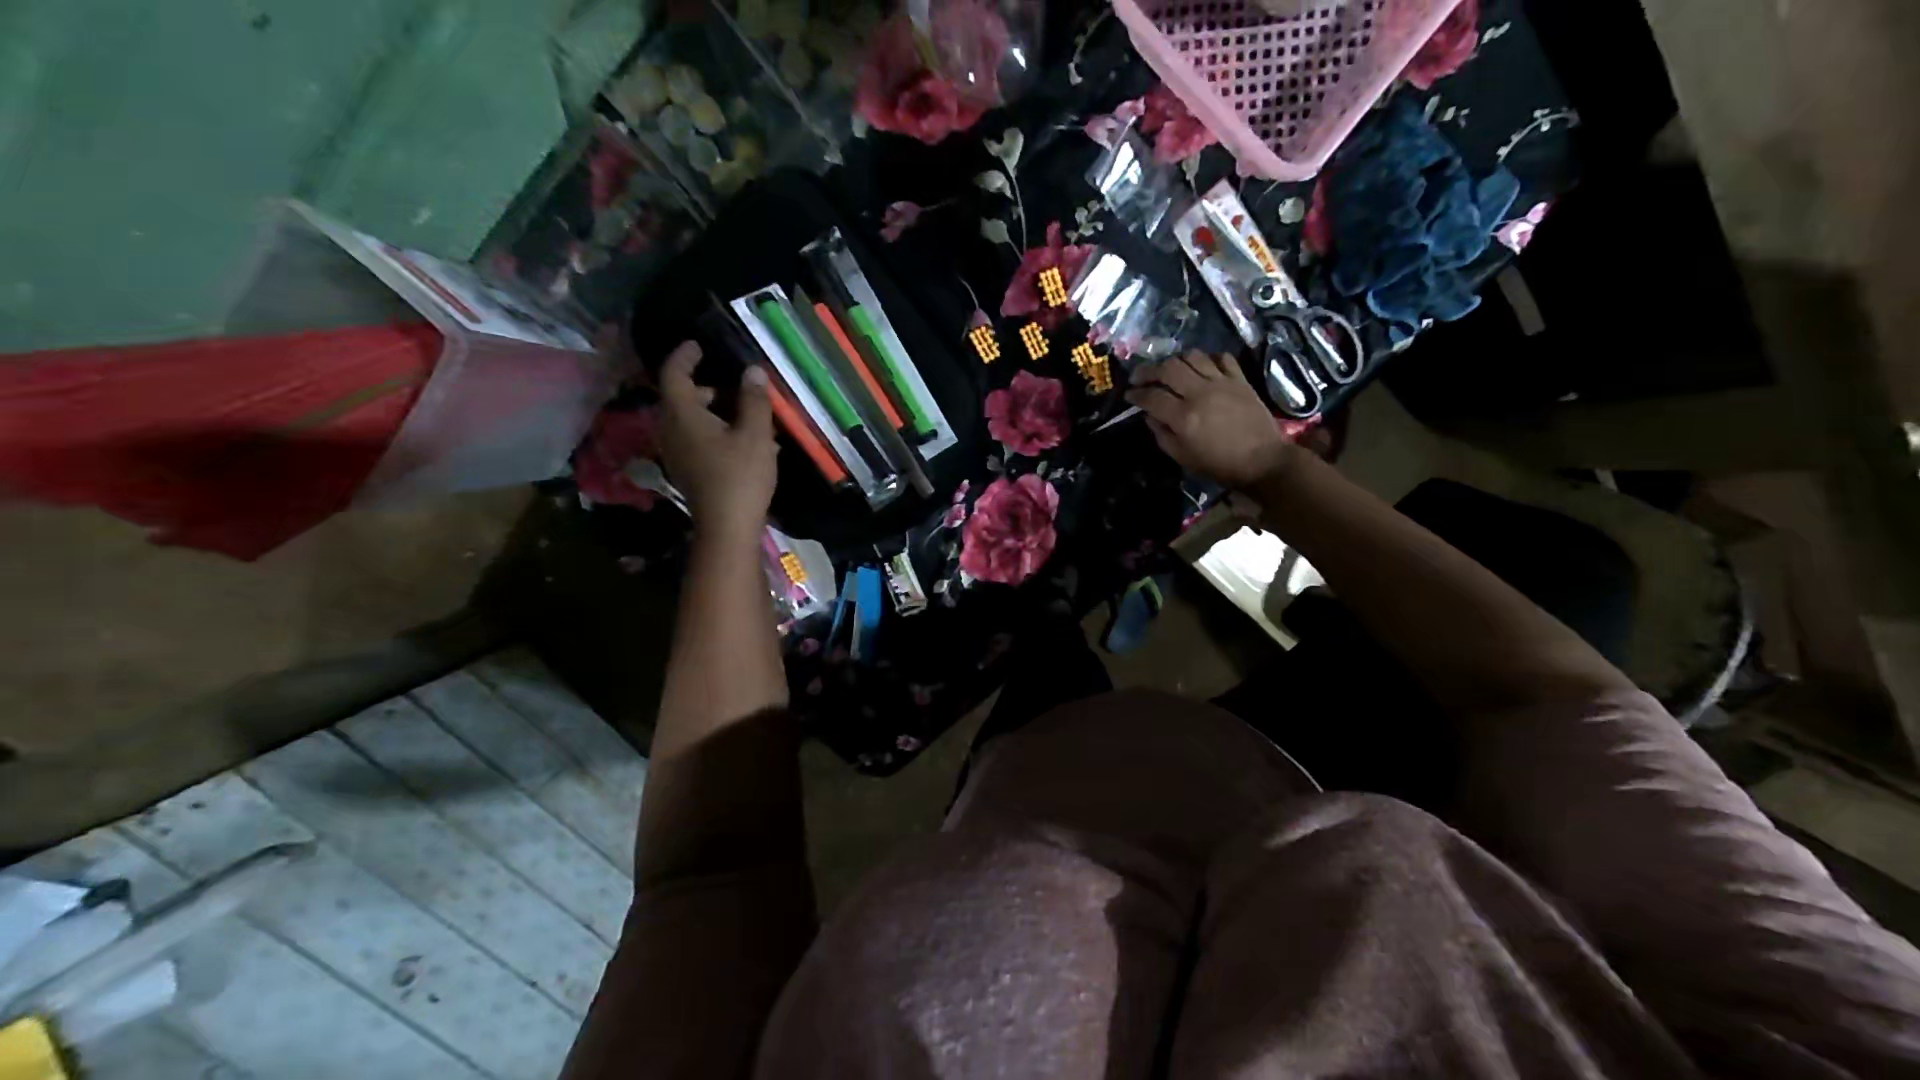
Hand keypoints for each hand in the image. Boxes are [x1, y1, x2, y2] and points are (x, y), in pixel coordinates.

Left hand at [657, 340, 777, 538]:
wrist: (727, 528)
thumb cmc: (740, 476)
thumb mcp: (756, 434)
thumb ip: (754, 400)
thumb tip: (752, 371)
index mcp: (682, 415)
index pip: (673, 374)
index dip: (684, 356)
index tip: (698, 344)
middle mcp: (670, 431)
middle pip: (678, 398)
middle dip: (702, 386)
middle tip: (731, 383)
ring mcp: (675, 454)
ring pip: (686, 420)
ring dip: (708, 410)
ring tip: (741, 412)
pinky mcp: (686, 471)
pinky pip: (692, 439)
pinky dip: (710, 430)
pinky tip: (738, 440)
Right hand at [1125, 350, 1296, 489]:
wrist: (1263, 461)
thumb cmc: (1219, 464)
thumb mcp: (1183, 457)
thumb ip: (1162, 434)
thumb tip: (1150, 415)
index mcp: (1184, 417)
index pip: (1151, 396)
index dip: (1135, 394)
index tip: (1128, 395)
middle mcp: (1200, 393)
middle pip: (1168, 368)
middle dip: (1149, 370)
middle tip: (1141, 376)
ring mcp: (1222, 382)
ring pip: (1192, 356)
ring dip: (1176, 360)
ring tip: (1170, 369)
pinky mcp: (1240, 379)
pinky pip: (1221, 357)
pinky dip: (1208, 359)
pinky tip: (1202, 368)